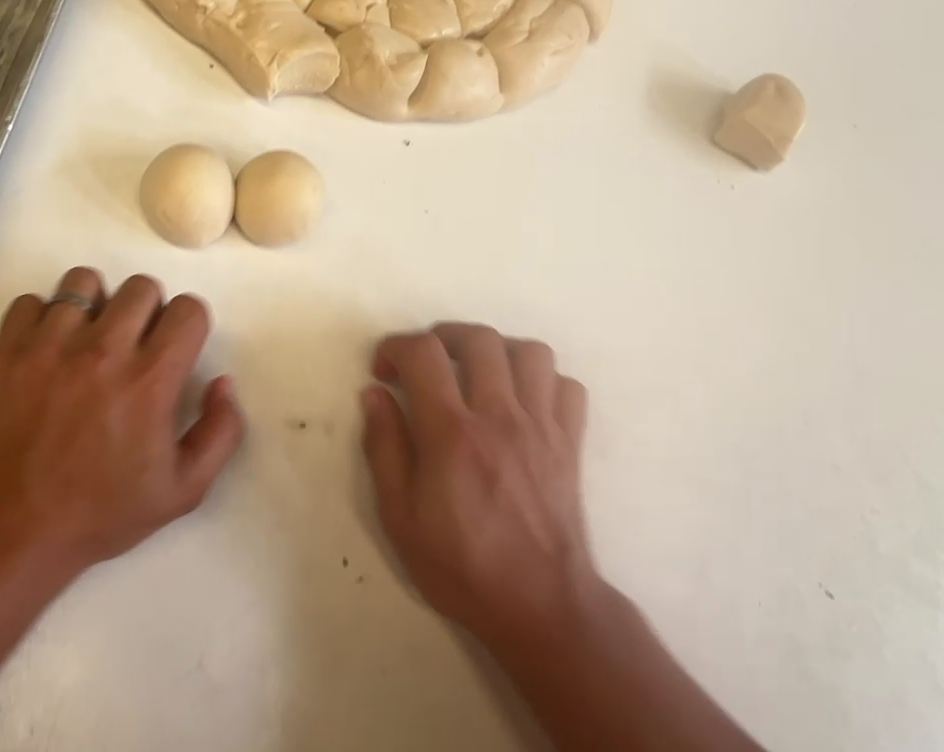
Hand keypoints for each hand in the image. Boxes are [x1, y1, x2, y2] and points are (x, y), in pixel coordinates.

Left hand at [0, 267, 245, 575]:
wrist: (15, 529)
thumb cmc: (103, 512)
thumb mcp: (184, 489)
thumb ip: (220, 432)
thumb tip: (223, 382)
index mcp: (149, 380)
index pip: (188, 310)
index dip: (190, 326)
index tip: (176, 350)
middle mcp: (102, 351)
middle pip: (141, 287)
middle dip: (149, 311)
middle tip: (137, 346)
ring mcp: (49, 347)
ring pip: (83, 282)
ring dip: (96, 305)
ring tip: (89, 339)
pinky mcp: (8, 353)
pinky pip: (29, 301)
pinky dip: (43, 317)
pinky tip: (49, 348)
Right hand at [360, 324, 596, 638]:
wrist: (541, 605)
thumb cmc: (461, 567)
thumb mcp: (399, 517)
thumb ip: (384, 448)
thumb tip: (374, 395)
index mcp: (452, 433)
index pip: (424, 354)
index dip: (395, 348)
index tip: (383, 371)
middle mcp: (500, 416)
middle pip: (478, 339)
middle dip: (442, 337)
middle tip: (424, 364)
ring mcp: (542, 427)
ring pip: (530, 352)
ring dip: (496, 351)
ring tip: (474, 374)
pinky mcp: (570, 443)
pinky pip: (566, 386)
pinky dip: (542, 381)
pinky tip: (518, 402)